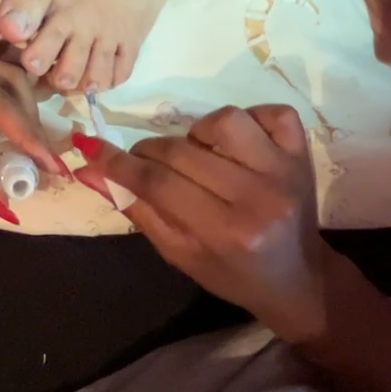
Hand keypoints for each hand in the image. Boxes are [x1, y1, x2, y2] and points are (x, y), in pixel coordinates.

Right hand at [74, 105, 330, 340]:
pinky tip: (234, 145)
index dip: (118, 163)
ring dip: (197, 133)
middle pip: (182, 152)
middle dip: (150, 152)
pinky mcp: (303, 154)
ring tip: (196, 155)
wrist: (298, 278)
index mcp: (225, 232)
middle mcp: (258, 197)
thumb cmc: (231, 273)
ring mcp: (285, 171)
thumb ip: (135, 208)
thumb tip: (88, 169)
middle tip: (146, 164)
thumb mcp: (177, 252)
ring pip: (225, 120)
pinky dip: (247, 119)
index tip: (91, 148)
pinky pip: (271, 113)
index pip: (158, 184)